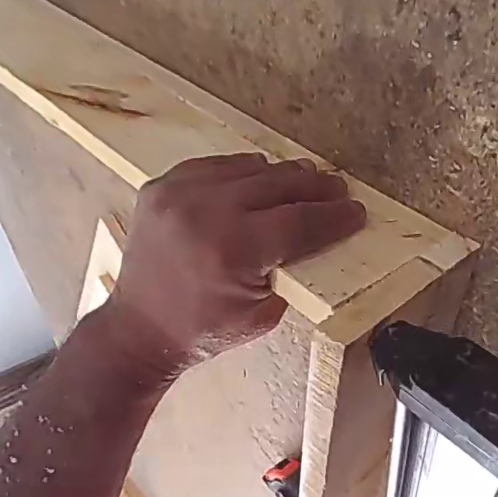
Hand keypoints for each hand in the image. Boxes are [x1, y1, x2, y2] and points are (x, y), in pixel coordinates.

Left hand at [97, 154, 365, 383]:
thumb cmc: (207, 330)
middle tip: (339, 188)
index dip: (335, 216)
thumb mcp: (264, 312)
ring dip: (284, 175)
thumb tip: (314, 237)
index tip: (357, 212)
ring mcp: (179, 194)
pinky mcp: (161, 186)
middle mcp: (205, 211)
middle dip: (316, 187)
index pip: (301, 221)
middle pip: (279, 185)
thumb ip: (291, 270)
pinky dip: (245, 171)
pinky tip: (262, 177)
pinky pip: (217, 166)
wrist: (140, 329)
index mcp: (234, 250)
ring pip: (250, 168)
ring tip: (307, 178)